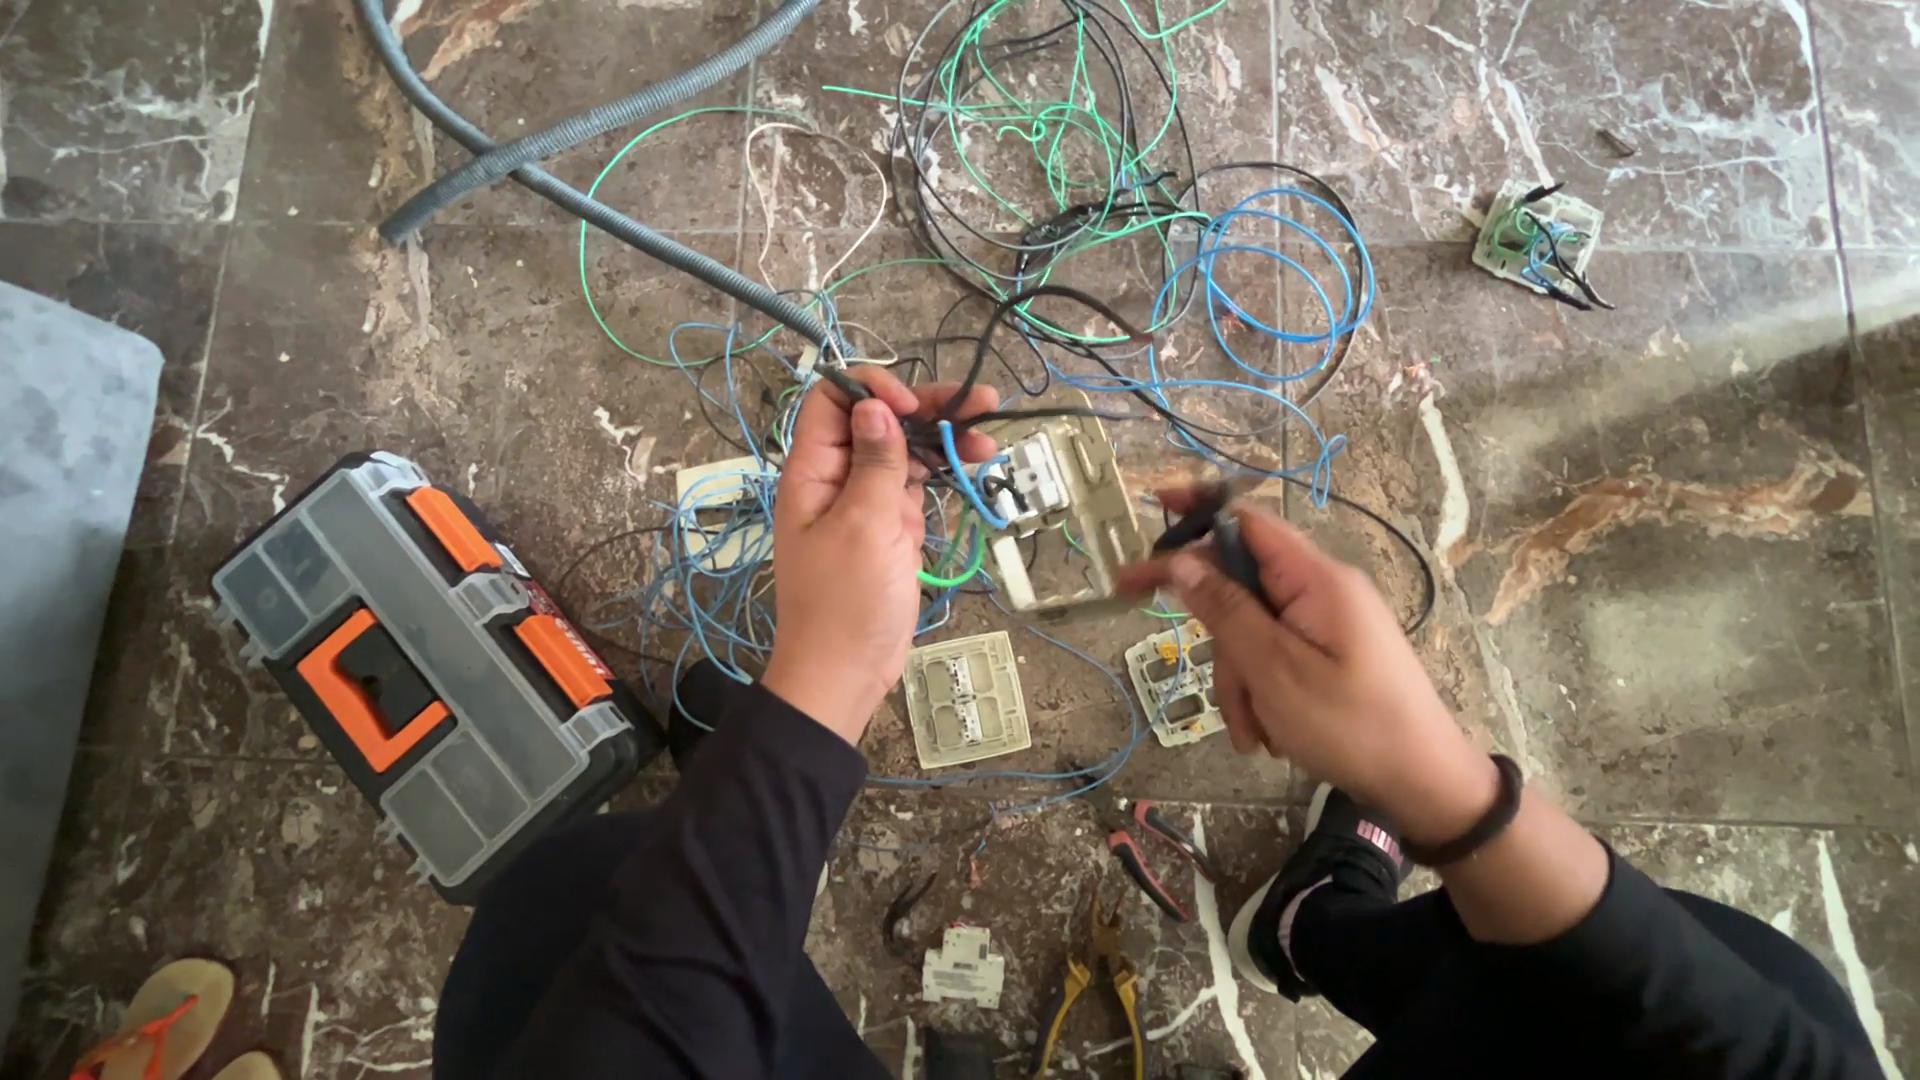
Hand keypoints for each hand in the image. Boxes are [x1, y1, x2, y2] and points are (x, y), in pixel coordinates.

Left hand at [763, 367, 997, 743]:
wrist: (848, 670)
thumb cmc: (847, 601)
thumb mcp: (863, 526)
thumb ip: (875, 463)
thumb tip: (875, 405)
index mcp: (813, 471)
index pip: (832, 401)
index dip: (871, 389)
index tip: (913, 406)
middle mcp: (838, 476)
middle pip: (879, 421)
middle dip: (926, 407)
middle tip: (981, 402)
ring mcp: (867, 501)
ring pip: (904, 451)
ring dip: (944, 439)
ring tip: (990, 436)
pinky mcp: (892, 524)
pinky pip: (916, 484)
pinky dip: (943, 472)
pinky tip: (974, 462)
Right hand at [1116, 491, 1497, 844]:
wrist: (1425, 785)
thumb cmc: (1351, 725)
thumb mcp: (1274, 669)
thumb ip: (1225, 610)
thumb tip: (1181, 561)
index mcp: (1315, 578)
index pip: (1245, 521)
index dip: (1197, 511)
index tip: (1152, 510)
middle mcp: (1318, 589)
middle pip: (1238, 586)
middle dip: (1219, 640)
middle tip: (1202, 673)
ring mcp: (1322, 621)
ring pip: (1248, 629)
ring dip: (1238, 679)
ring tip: (1252, 730)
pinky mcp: (1324, 649)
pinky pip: (1270, 653)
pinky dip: (1258, 689)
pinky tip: (1264, 732)